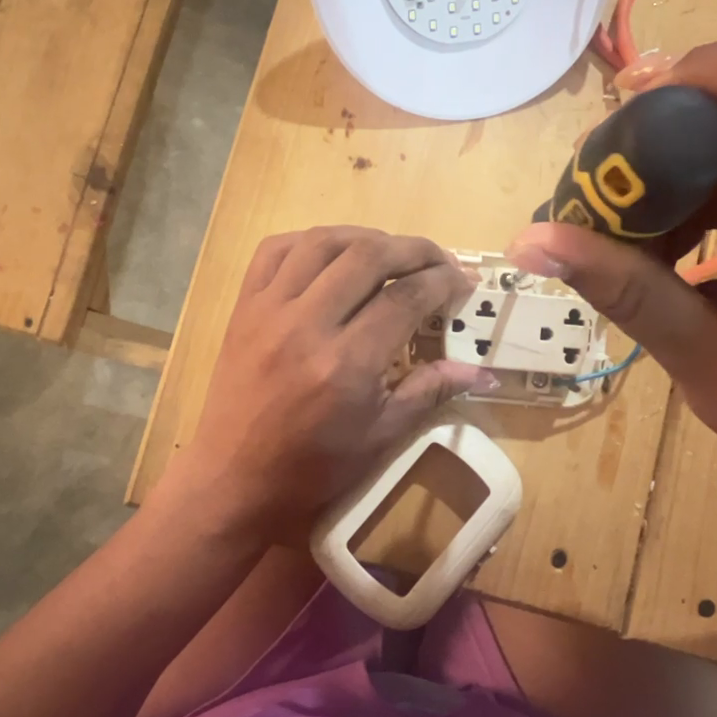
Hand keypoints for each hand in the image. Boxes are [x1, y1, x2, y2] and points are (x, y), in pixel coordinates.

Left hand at [156, 227, 493, 541]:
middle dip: (414, 250)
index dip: (443, 281)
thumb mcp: (380, 437)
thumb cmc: (313, 468)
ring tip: (392, 251)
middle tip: (439, 260)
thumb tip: (481, 371)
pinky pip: (275, 251)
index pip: (405, 298)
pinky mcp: (243, 307)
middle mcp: (306, 325)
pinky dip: (309, 240)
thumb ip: (429, 391)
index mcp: (346, 364)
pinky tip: (333, 253)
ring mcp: (269, 310)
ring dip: (366, 237)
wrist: (234, 480)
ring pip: (323, 242)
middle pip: (368, 256)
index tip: (464, 281)